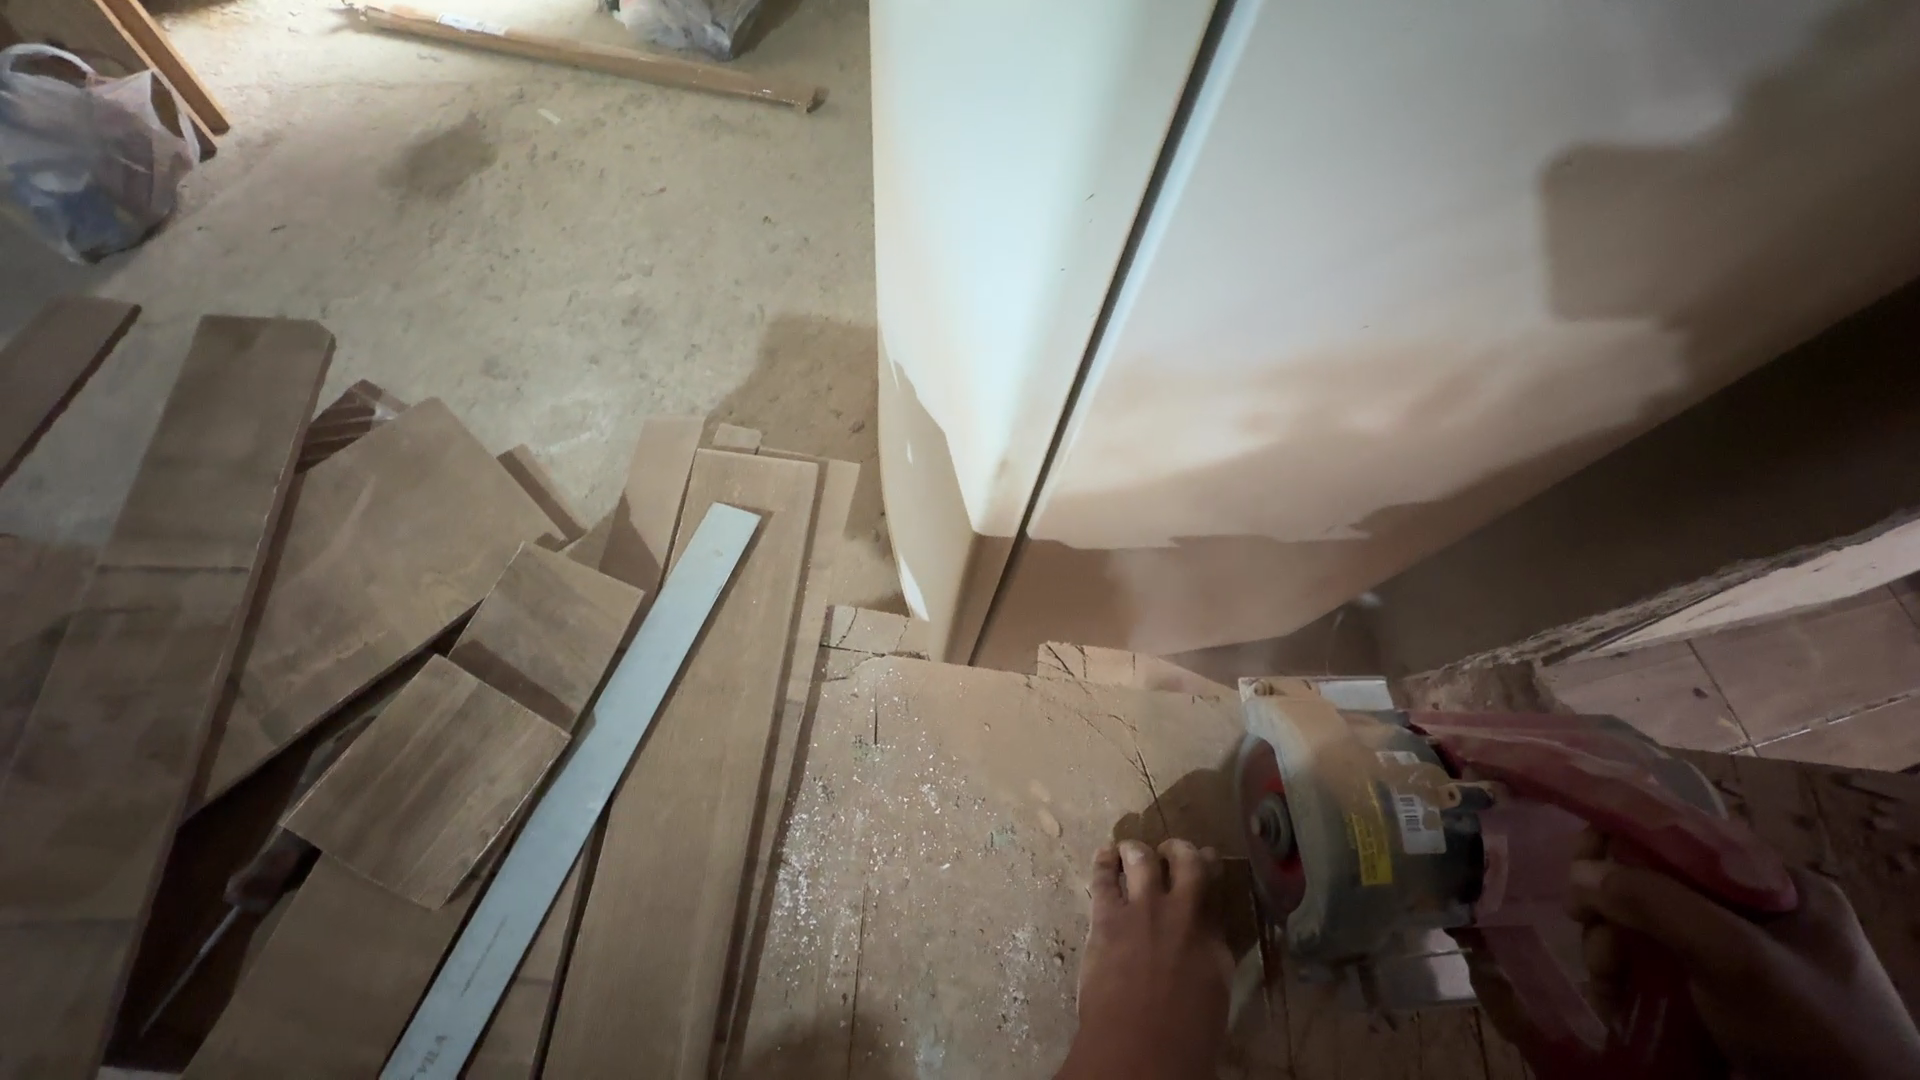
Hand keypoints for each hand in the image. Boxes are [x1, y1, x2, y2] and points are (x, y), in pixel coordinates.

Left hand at [1056, 840, 1233, 1079]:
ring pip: (1142, 858)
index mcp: (1215, 944)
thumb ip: (1209, 962)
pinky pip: (1104, 877)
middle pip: (1186, 863)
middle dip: (1180, 849)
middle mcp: (1183, 916)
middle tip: (1172, 848)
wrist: (1139, 1049)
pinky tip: (1104, 854)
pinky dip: (1103, 861)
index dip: (1210, 872)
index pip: (1214, 894)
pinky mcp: (1108, 916)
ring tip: (1132, 850)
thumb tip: (1205, 944)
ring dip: (1137, 851)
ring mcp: (1144, 910)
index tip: (1207, 859)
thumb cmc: (1183, 1042)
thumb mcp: (1213, 1000)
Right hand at [1470, 831, 1919, 1079]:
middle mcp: (1751, 913)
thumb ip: (1656, 903)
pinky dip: (1619, 979)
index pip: (1681, 838)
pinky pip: (1645, 967)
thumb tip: (1577, 872)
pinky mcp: (1708, 996)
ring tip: (1608, 982)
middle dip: (1610, 907)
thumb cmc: (1814, 1035)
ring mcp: (1729, 958)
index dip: (1622, 844)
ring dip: (1607, 949)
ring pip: (1639, 927)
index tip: (1582, 866)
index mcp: (1779, 887)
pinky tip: (1613, 998)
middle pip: (1649, 883)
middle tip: (1586, 926)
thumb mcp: (1738, 959)